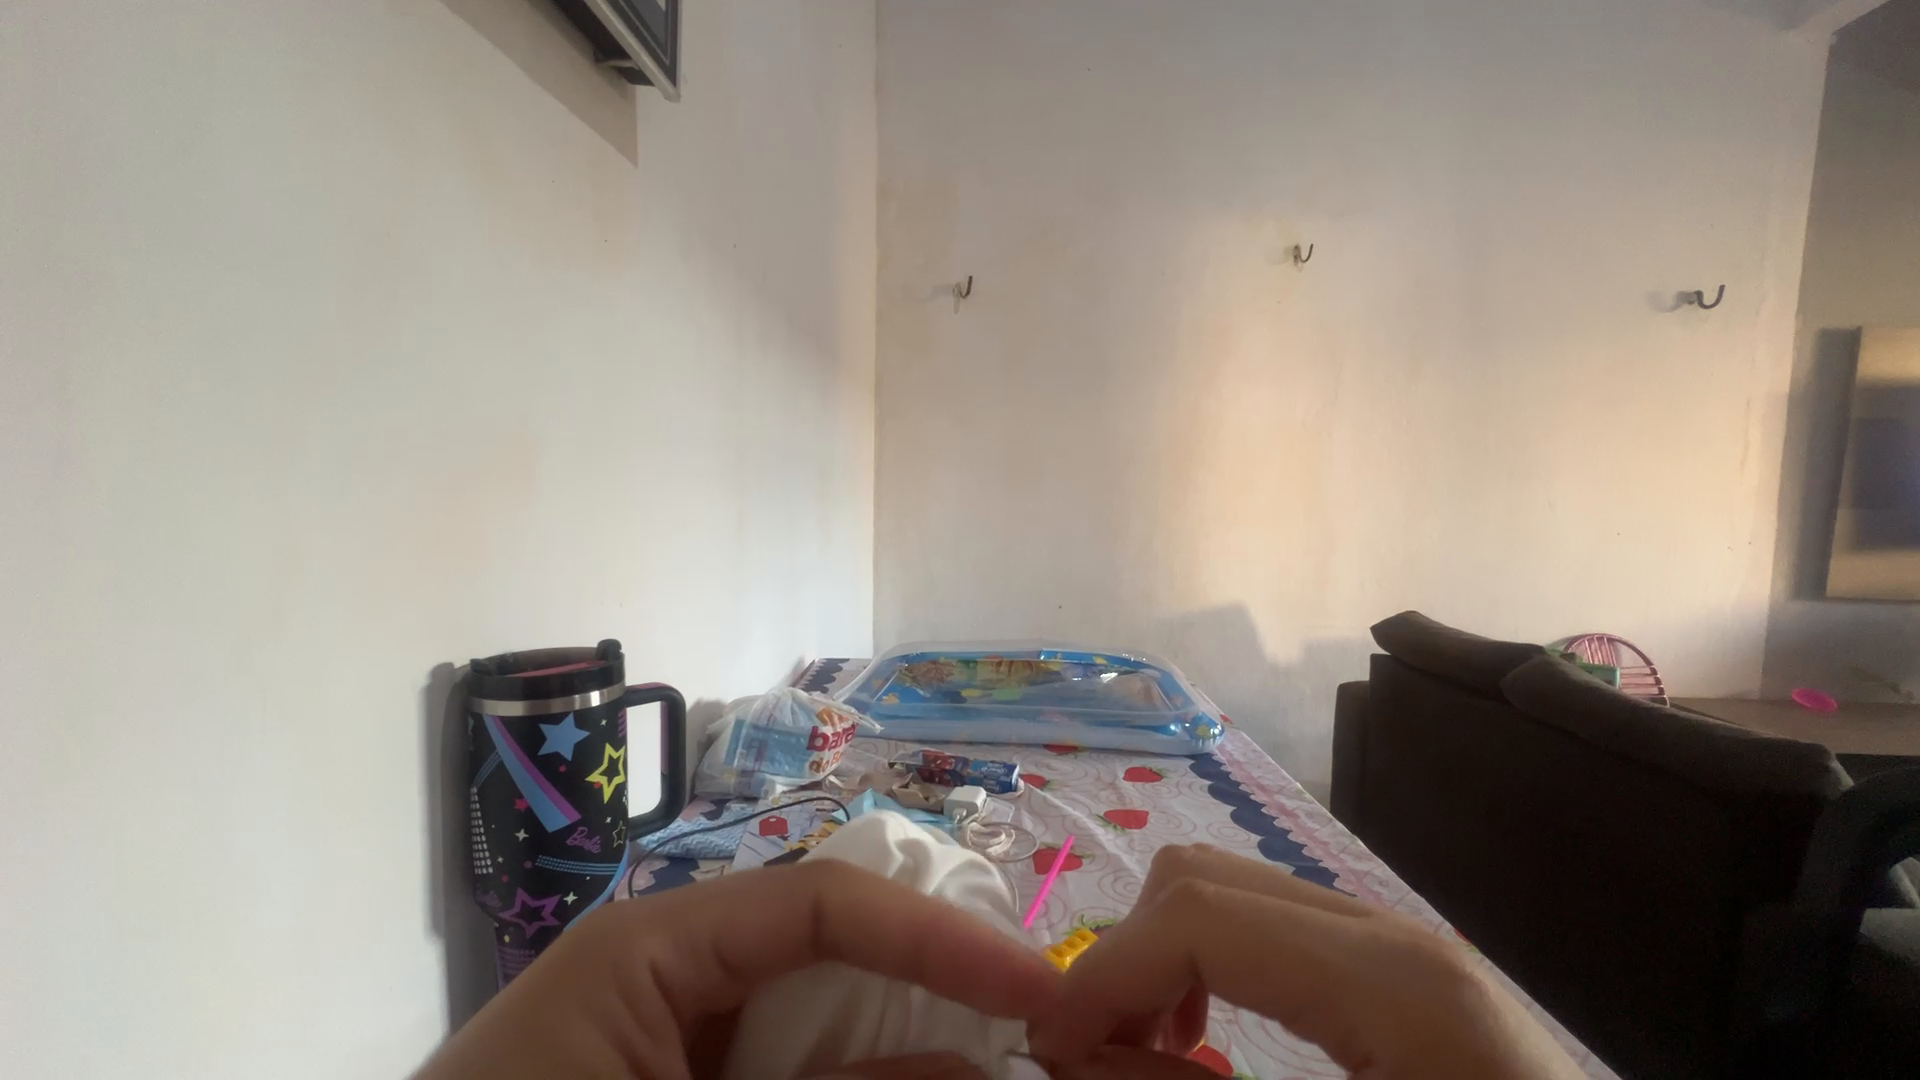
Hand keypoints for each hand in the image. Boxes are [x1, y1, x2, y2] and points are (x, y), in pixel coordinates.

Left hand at [417, 860, 1057, 1079]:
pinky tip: (895, 1073)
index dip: (938, 935)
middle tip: (1020, 1018)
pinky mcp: (682, 1059)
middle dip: (927, 975)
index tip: (1032, 986)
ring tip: (978, 1048)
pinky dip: (845, 1066)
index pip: (826, 899)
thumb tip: (975, 1071)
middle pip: (831, 937)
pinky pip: (786, 1047)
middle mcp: (676, 952)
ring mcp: (678, 1011)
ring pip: (816, 997)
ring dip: (894, 1030)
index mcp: (659, 940)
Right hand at [1026, 845, 1585, 1079]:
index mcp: (1389, 981)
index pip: (1199, 918)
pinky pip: (1260, 923)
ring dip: (1156, 956)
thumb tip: (1081, 1060)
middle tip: (1088, 1048)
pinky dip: (1201, 964)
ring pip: (1222, 888)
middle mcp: (1385, 929)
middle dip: (1122, 957)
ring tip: (1136, 1044)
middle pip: (1199, 880)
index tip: (1049, 1045)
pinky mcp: (1388, 963)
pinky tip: (1200, 1033)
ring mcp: (1389, 938)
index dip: (1104, 972)